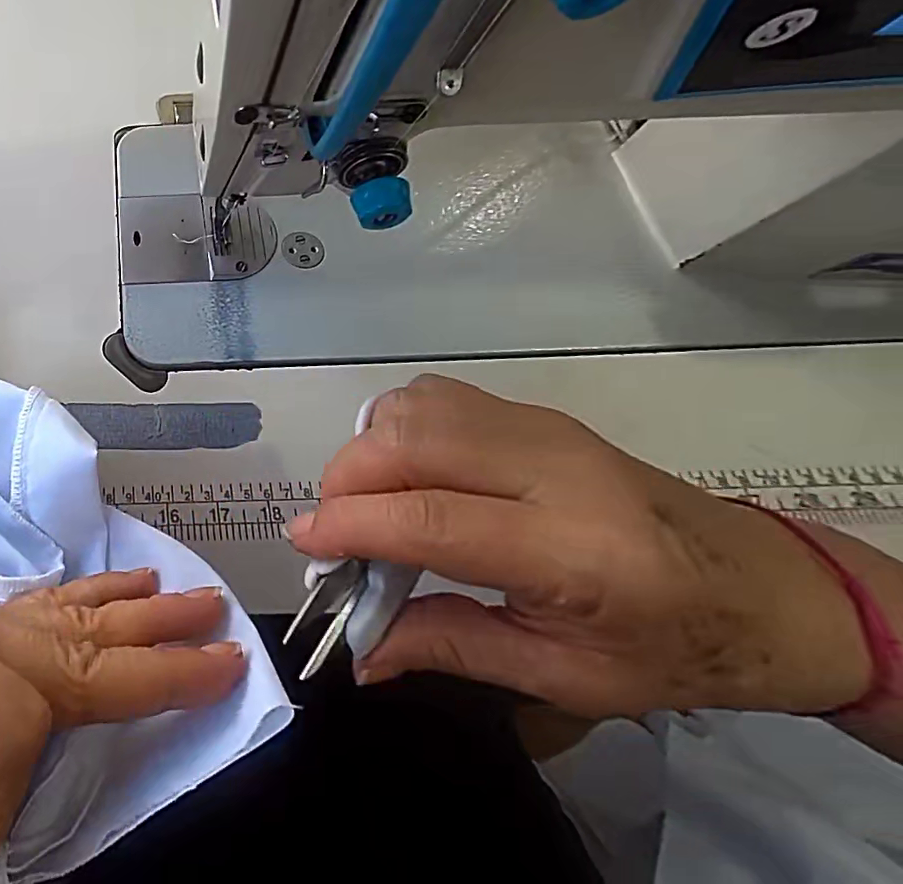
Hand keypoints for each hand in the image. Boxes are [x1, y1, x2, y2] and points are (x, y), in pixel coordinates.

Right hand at [289, 375, 871, 718]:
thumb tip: (355, 652)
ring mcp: (541, 429)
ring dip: (364, 452)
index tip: (304, 545)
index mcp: (579, 554)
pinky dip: (391, 428)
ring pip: (410, 409)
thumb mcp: (562, 676)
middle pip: (406, 444)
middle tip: (338, 532)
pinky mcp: (529, 412)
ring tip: (368, 503)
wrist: (769, 589)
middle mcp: (556, 472)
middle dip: (344, 483)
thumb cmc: (671, 648)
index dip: (348, 526)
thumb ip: (445, 647)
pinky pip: (428, 398)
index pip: (429, 519)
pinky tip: (401, 470)